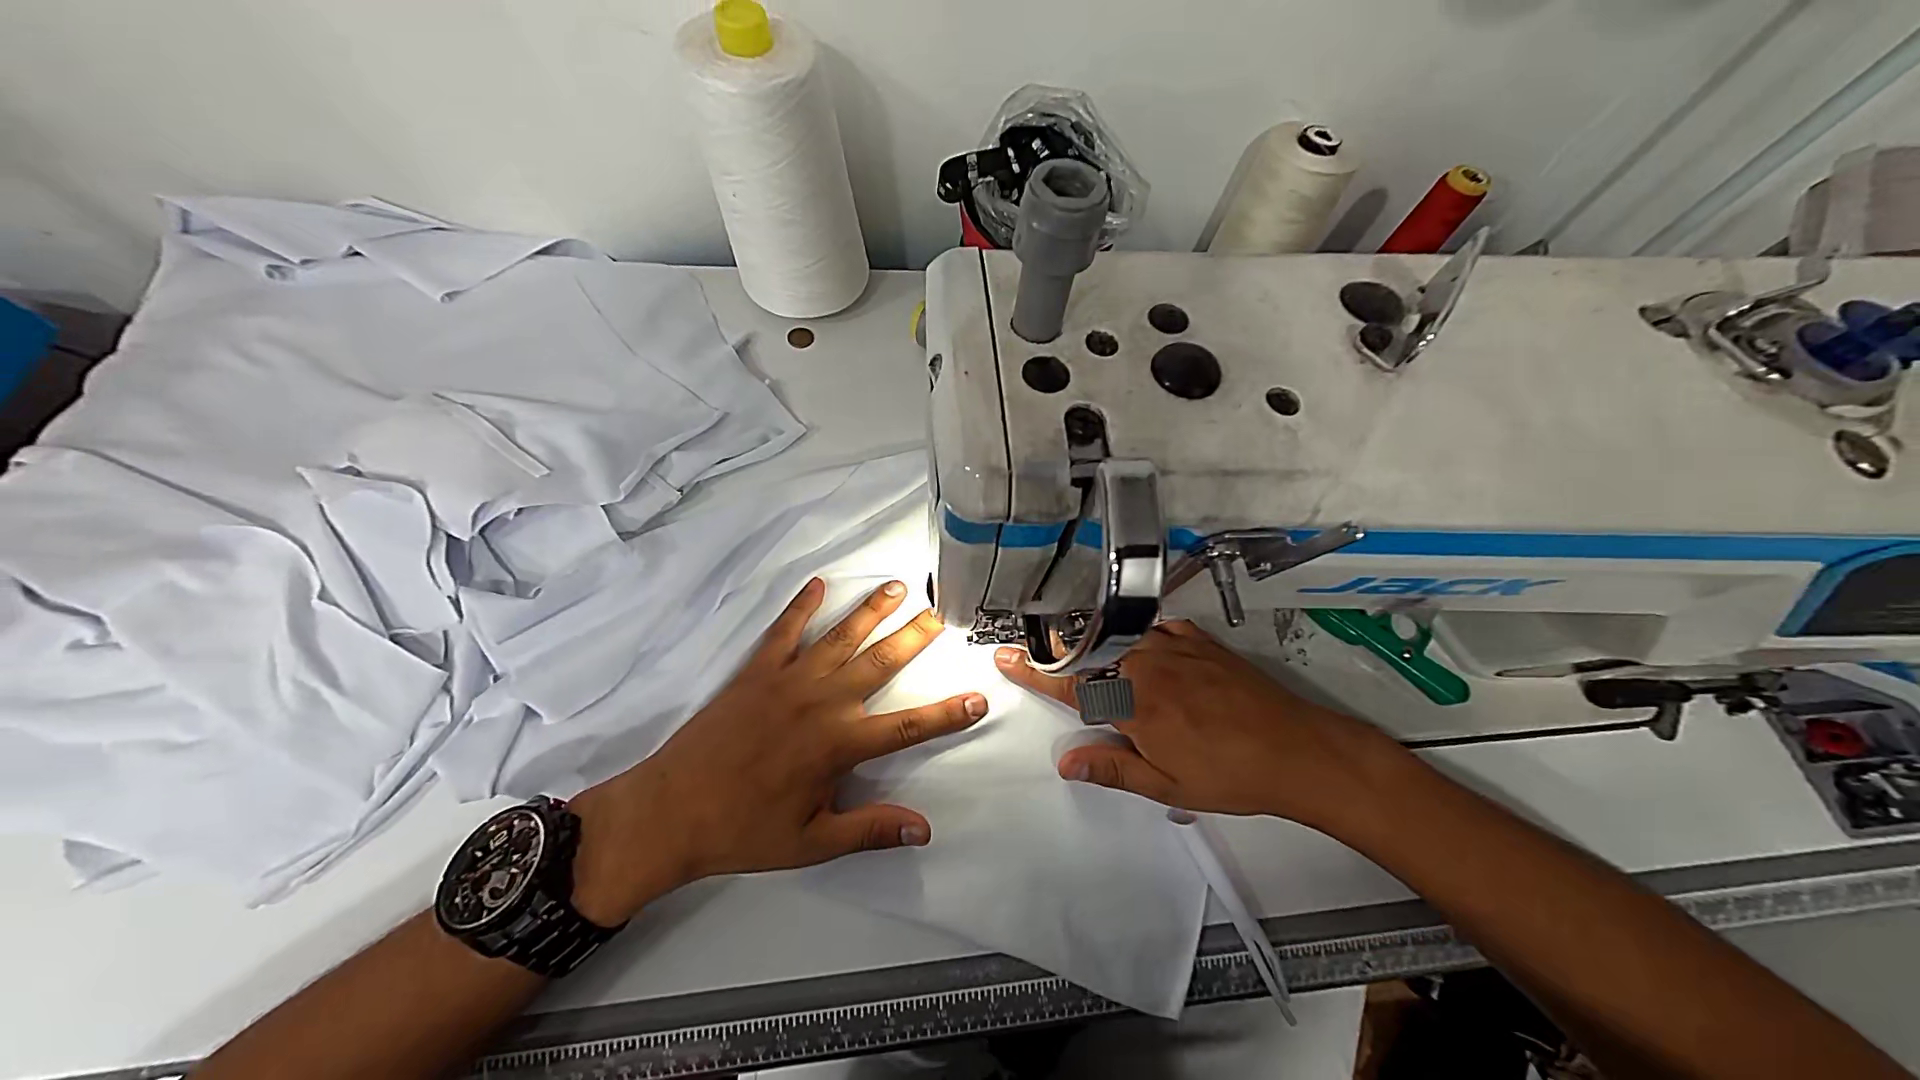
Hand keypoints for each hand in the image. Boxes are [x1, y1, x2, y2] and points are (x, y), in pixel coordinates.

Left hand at [567, 579, 987, 924]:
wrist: (670, 811)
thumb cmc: (744, 830)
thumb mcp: (812, 843)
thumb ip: (870, 830)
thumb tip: (924, 828)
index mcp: (839, 745)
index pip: (908, 727)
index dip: (947, 714)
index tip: (977, 698)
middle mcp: (821, 703)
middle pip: (879, 663)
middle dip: (914, 639)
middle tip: (939, 617)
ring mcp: (787, 681)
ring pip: (839, 637)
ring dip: (870, 611)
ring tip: (896, 588)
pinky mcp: (755, 672)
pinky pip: (783, 631)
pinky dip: (801, 606)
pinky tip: (817, 585)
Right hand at [995, 620, 1413, 829]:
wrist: (1298, 751)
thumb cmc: (1231, 775)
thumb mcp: (1167, 785)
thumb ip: (1113, 768)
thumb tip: (1066, 761)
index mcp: (1134, 705)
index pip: (1072, 685)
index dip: (1035, 672)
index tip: (1007, 657)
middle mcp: (1149, 668)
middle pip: (1093, 650)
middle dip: (1065, 651)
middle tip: (1046, 650)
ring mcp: (1178, 649)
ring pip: (1123, 635)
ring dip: (1101, 641)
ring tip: (1093, 651)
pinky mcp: (1203, 643)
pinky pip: (1161, 626)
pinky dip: (1145, 631)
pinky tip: (1146, 643)